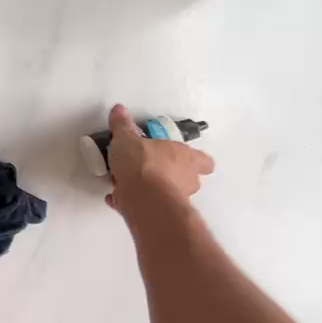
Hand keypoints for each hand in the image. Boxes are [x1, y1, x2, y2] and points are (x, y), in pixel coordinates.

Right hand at [104, 104, 214, 220]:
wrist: (143, 199)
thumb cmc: (143, 162)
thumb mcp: (127, 138)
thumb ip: (123, 125)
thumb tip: (120, 109)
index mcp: (186, 158)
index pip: (204, 161)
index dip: (195, 159)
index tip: (182, 156)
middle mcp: (187, 179)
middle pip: (185, 176)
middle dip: (168, 172)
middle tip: (147, 165)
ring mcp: (176, 199)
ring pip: (167, 191)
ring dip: (152, 187)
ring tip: (128, 180)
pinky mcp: (160, 213)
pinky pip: (147, 203)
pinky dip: (134, 200)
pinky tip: (117, 195)